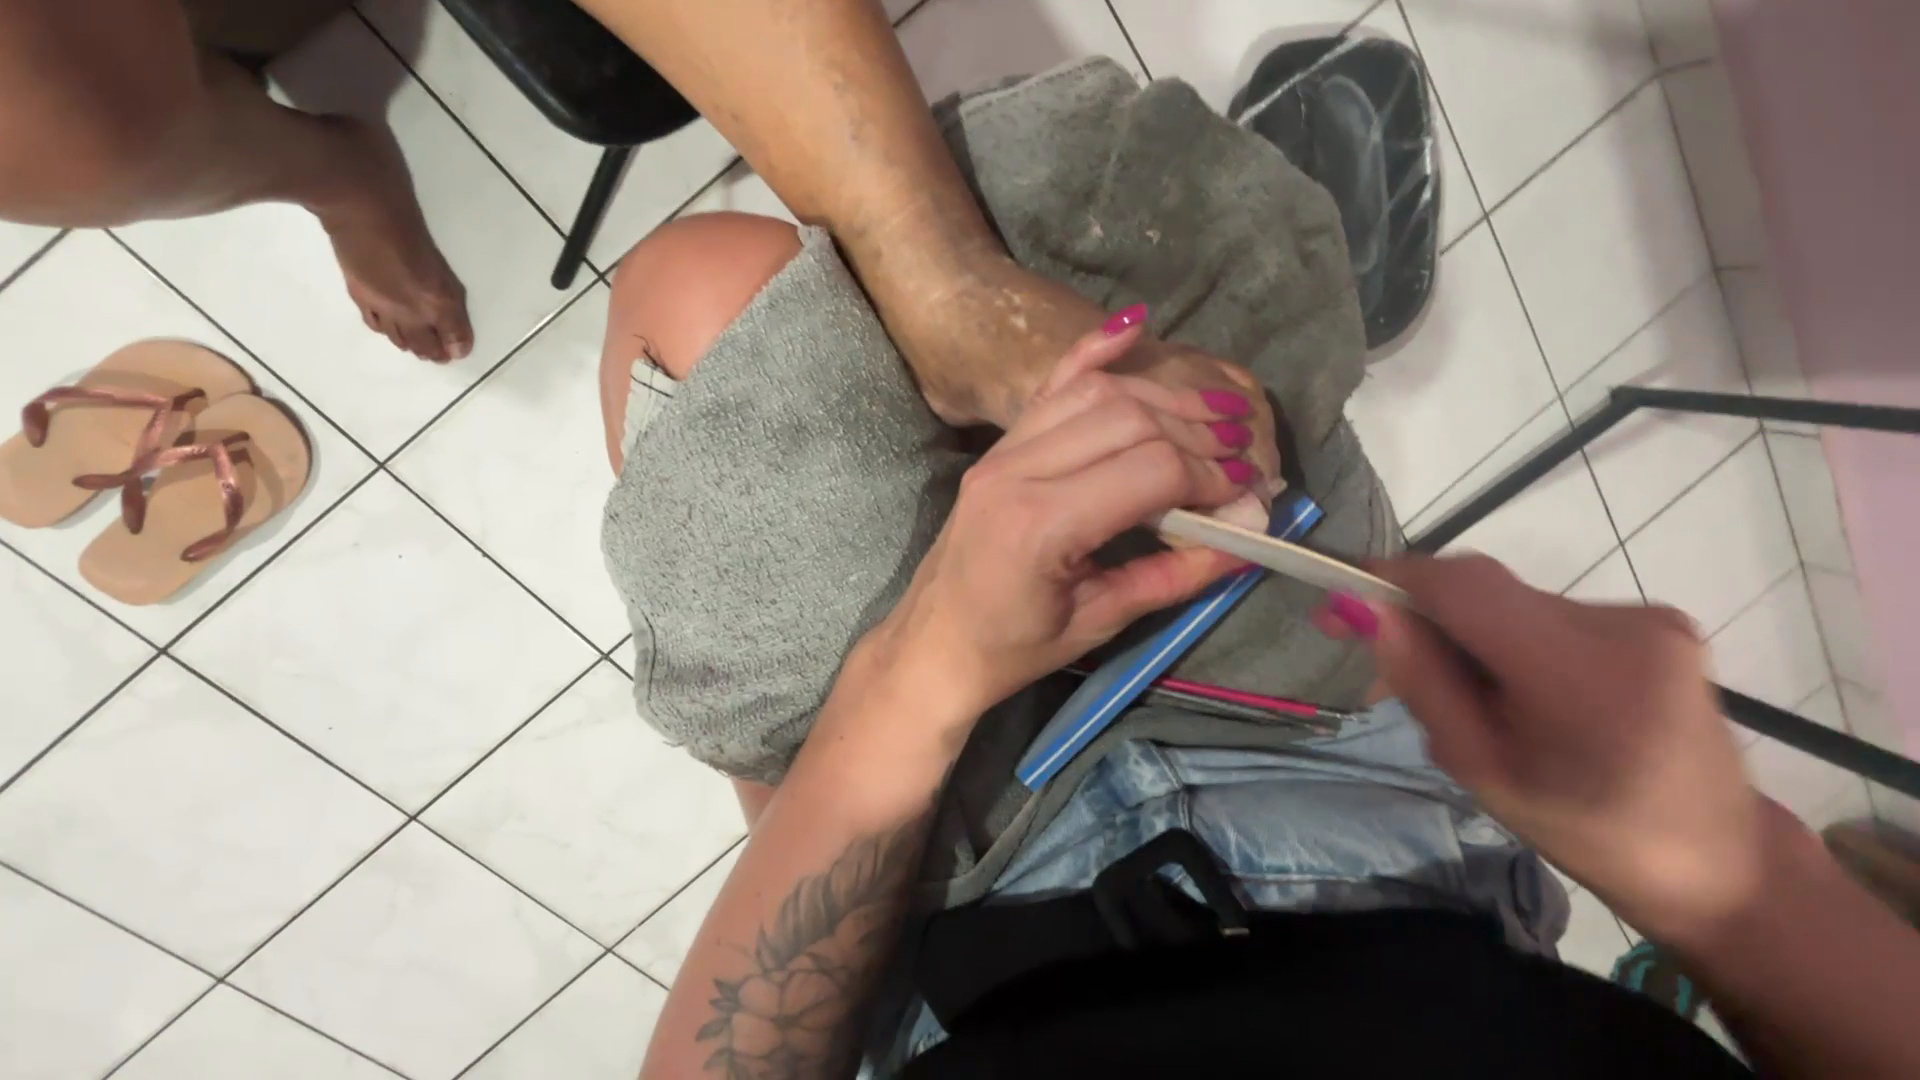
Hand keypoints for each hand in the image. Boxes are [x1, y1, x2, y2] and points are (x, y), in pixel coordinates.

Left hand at [866, 322, 1255, 720]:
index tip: (1244, 492)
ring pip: (1094, 393)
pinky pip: (1050, 387)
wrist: (935, 641)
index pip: (1149, 469)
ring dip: (1161, 399)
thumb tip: (1247, 541)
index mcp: (1041, 526)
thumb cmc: (1012, 647)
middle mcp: (1016, 471)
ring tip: (1212, 419)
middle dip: (1195, 433)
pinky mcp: (997, 447)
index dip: (1209, 474)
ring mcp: (1000, 452)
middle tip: (1240, 455)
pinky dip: (1094, 355)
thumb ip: (1173, 576)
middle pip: (1127, 418)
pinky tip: (1134, 329)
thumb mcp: (1097, 621)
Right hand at [1355, 555, 1768, 945]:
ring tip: (1455, 696)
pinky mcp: (1653, 622)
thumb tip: (1373, 613)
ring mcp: (1646, 619)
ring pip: (1508, 602)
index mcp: (1583, 673)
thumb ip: (1426, 683)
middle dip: (1420, 616)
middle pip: (1482, 591)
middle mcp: (1621, 625)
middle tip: (1377, 666)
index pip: (1464, 586)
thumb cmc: (1586, 830)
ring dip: (1462, 634)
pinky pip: (1542, 614)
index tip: (1338, 602)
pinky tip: (1507, 689)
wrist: (1718, 861)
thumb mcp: (1482, 768)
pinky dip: (1504, 640)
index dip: (1392, 579)